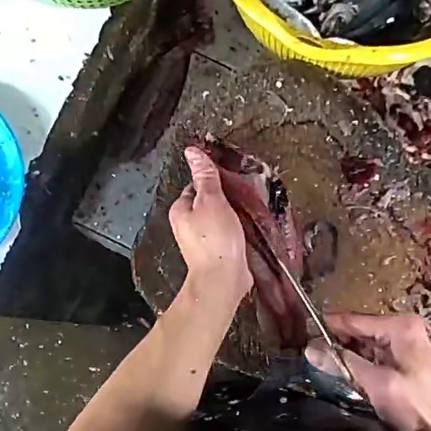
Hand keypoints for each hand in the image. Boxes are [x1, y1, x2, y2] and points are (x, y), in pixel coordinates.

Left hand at [169, 146, 250, 304]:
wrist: (224, 279)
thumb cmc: (215, 238)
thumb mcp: (211, 200)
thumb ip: (204, 176)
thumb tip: (191, 151)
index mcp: (180, 210)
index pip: (195, 186)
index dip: (214, 181)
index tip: (232, 181)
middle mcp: (187, 225)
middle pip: (208, 203)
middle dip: (226, 199)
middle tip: (245, 195)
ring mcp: (202, 241)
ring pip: (219, 219)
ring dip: (234, 216)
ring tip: (250, 211)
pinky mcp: (217, 253)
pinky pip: (227, 235)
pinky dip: (237, 231)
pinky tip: (250, 229)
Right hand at [308, 313, 430, 430]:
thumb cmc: (413, 404)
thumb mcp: (375, 382)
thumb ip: (343, 362)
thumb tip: (310, 348)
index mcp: (400, 326)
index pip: (355, 320)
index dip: (328, 326)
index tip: (303, 333)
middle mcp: (402, 328)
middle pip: (358, 330)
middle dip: (336, 341)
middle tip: (309, 352)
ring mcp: (403, 342)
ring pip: (363, 343)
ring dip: (345, 353)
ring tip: (320, 362)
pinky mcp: (401, 358)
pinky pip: (371, 354)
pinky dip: (357, 362)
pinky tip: (343, 371)